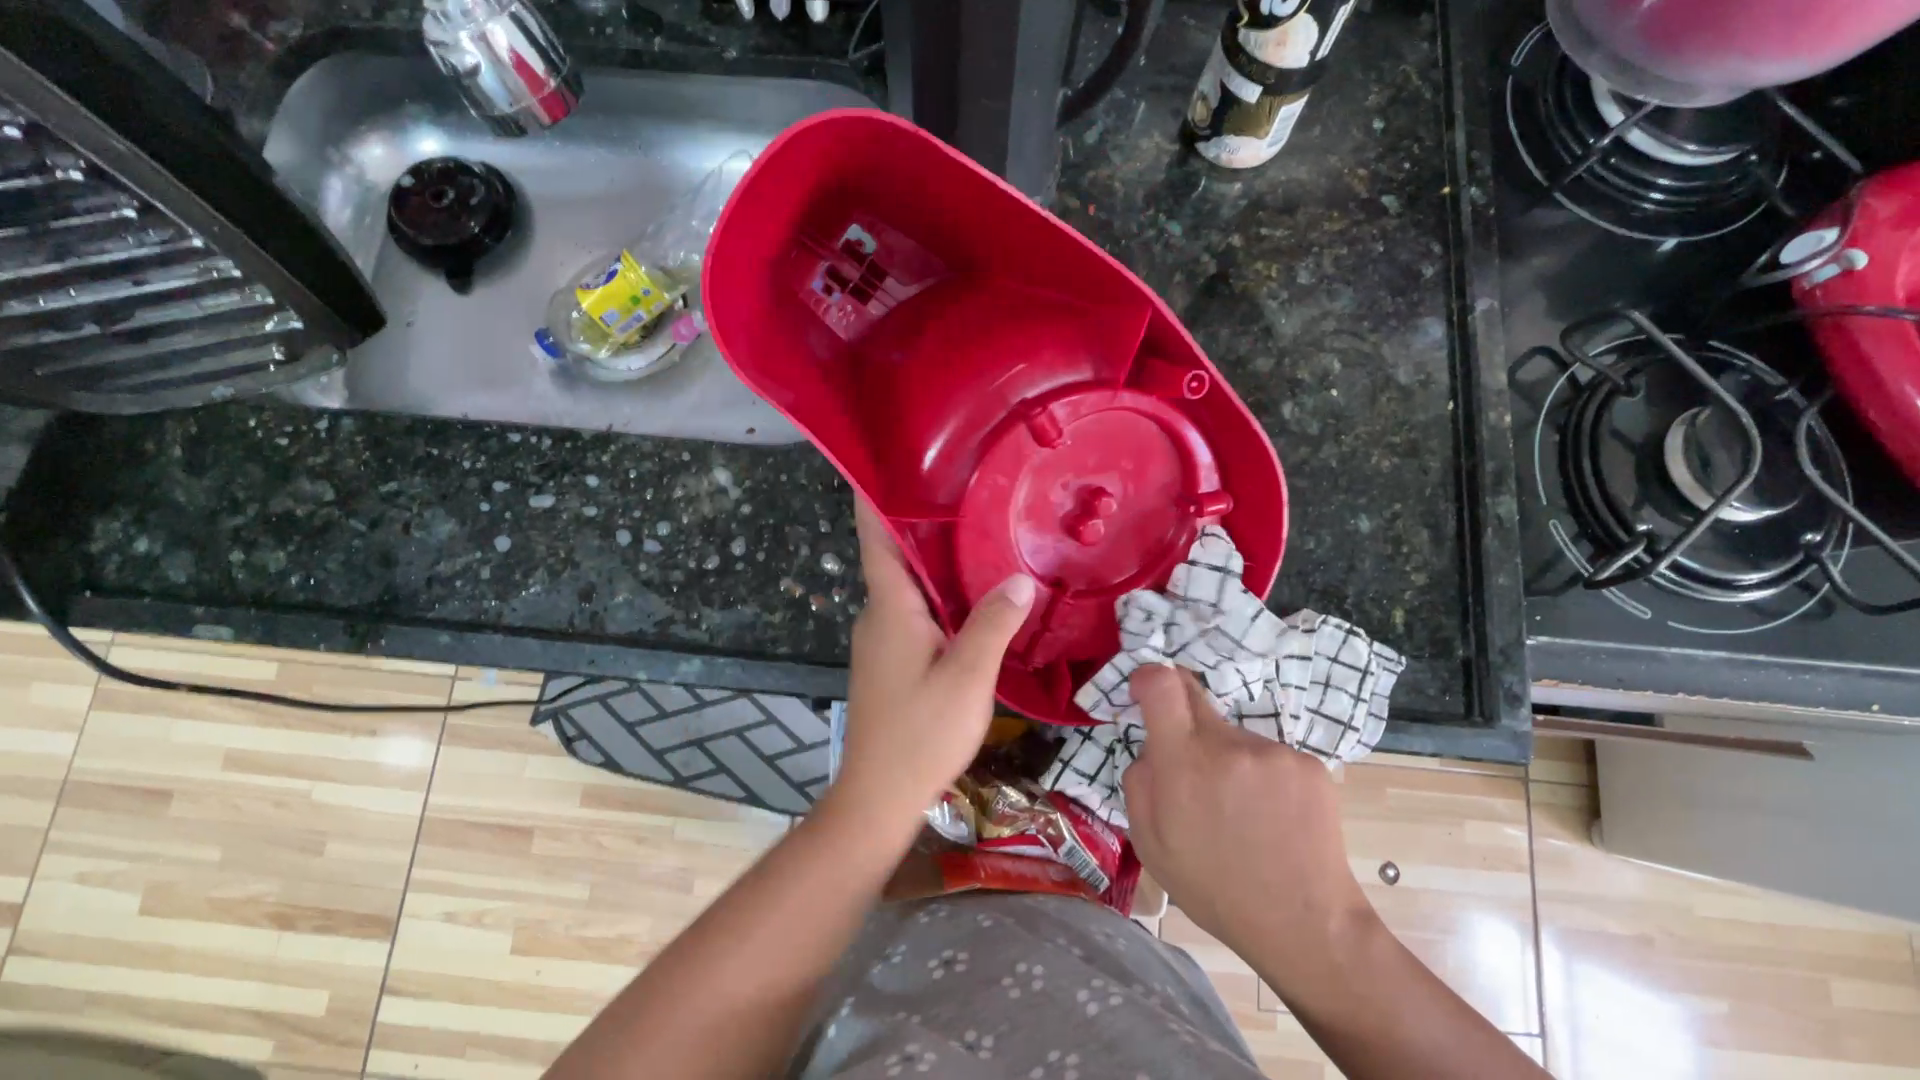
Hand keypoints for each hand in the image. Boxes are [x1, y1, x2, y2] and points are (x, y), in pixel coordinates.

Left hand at [829, 499, 1034, 826]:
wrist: (879, 795)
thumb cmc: (921, 733)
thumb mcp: (968, 677)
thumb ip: (994, 624)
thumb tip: (1020, 577)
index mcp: (890, 609)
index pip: (876, 538)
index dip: (876, 497)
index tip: (889, 460)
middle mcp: (878, 616)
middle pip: (895, 557)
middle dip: (923, 521)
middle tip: (966, 488)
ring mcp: (881, 641)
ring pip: (907, 587)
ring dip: (935, 560)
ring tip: (980, 531)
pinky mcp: (889, 662)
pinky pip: (913, 612)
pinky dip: (939, 594)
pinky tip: (974, 596)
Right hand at [1122, 665, 1374, 986]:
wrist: (1303, 922)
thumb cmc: (1213, 889)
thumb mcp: (1150, 845)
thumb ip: (1140, 783)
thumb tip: (1151, 748)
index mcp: (1183, 764)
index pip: (1164, 685)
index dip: (1150, 678)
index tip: (1145, 692)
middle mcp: (1229, 745)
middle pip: (1197, 703)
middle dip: (1186, 727)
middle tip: (1194, 772)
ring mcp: (1274, 753)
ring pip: (1236, 739)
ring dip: (1230, 762)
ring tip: (1243, 814)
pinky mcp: (1310, 765)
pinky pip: (1271, 757)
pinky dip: (1265, 778)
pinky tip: (1274, 818)